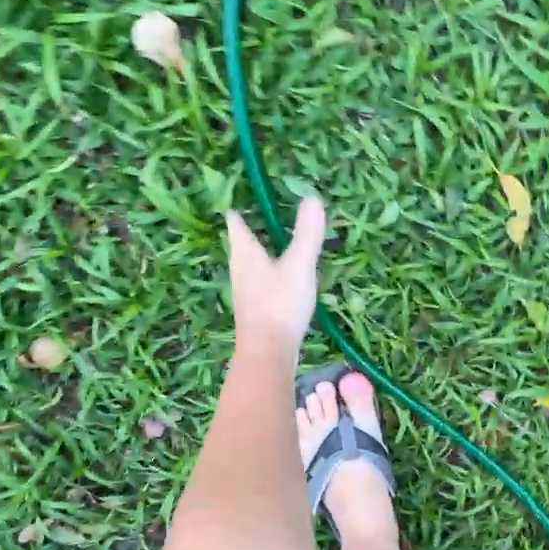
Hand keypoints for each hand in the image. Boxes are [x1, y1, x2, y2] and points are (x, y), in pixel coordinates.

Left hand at [226, 196, 324, 355]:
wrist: (268, 352)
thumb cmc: (280, 304)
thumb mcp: (299, 265)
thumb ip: (306, 233)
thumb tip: (312, 198)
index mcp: (246, 254)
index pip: (237, 224)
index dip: (240, 210)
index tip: (244, 200)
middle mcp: (240, 270)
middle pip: (241, 245)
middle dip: (250, 232)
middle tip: (262, 218)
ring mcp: (245, 293)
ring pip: (249, 266)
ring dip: (260, 256)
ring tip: (275, 247)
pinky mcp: (255, 311)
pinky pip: (260, 284)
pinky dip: (269, 276)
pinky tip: (282, 282)